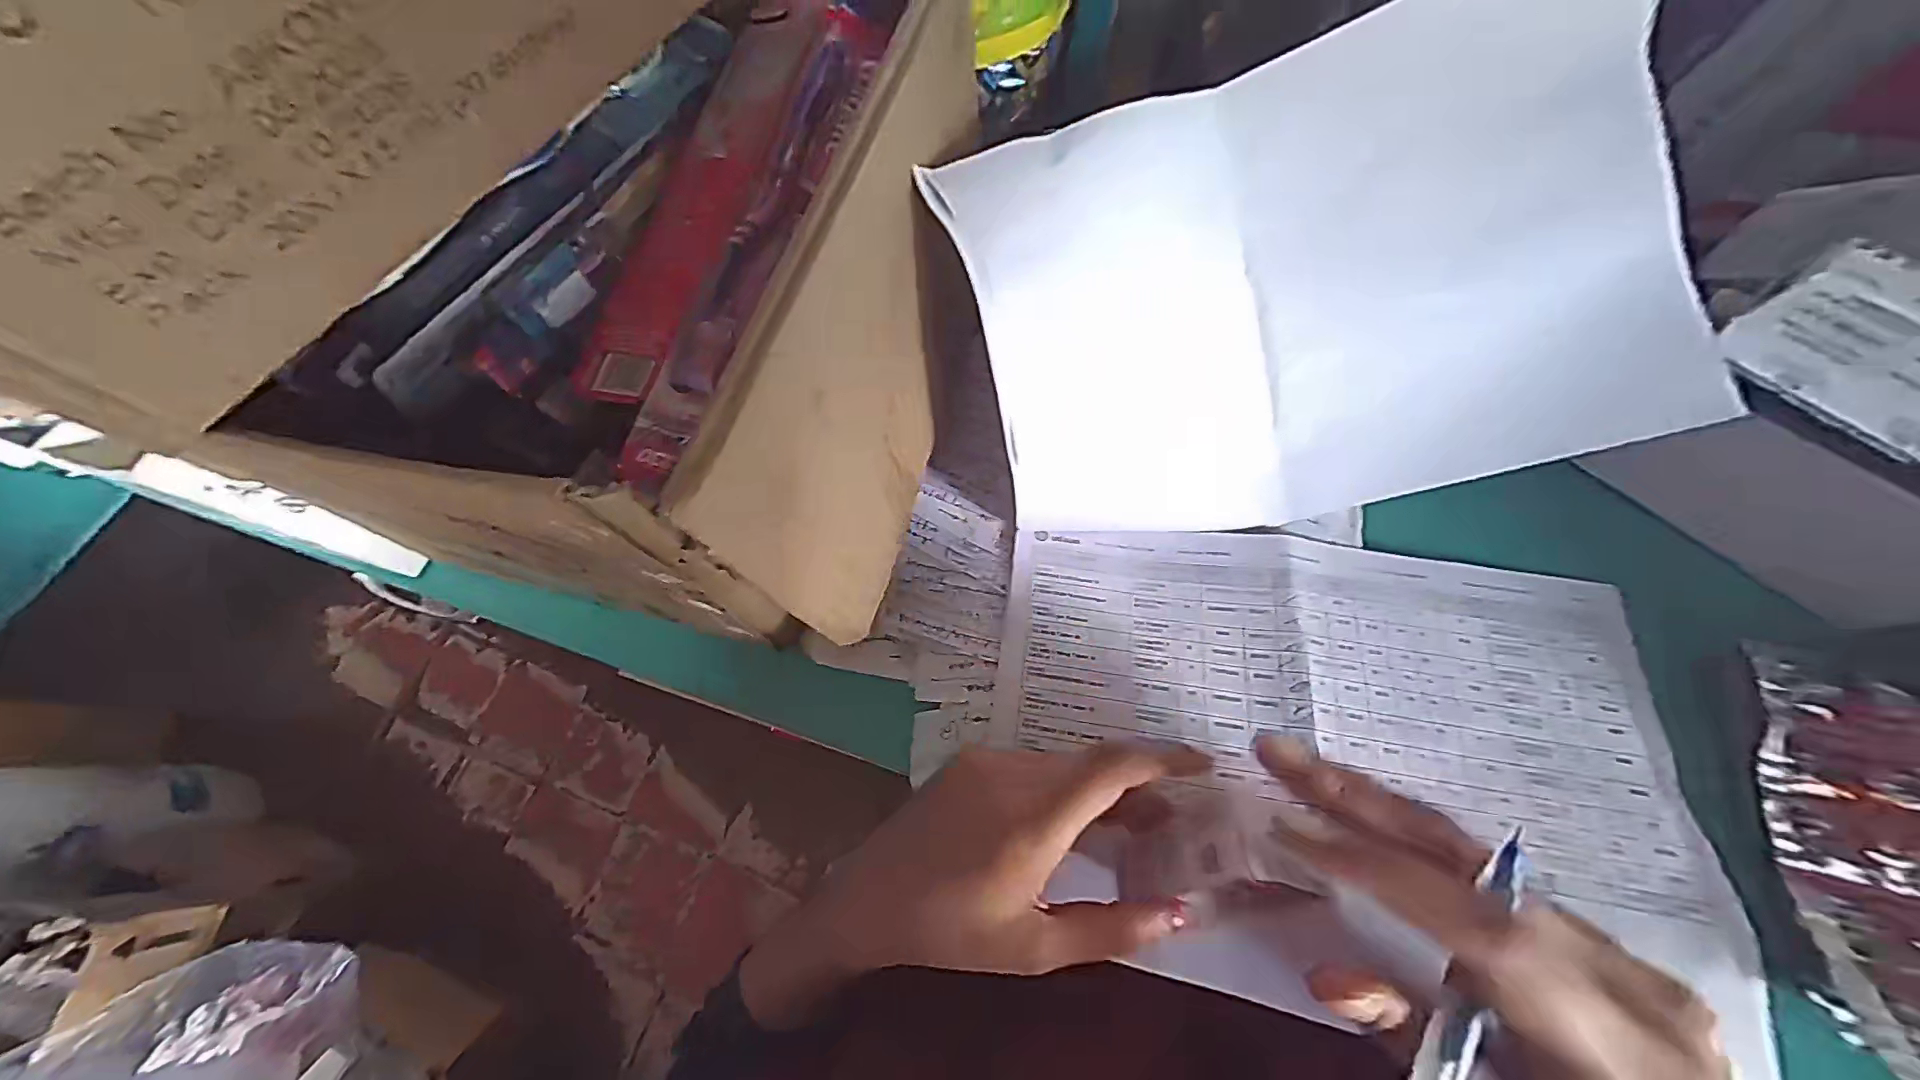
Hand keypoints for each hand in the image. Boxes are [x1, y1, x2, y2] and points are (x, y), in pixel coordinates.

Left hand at [739, 743, 1205, 1027]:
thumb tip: (1179, 911)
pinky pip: (1033, 764)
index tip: (1201, 763)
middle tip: (1171, 820)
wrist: (864, 901)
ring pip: (1063, 763)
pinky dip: (1065, 784)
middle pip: (1092, 764)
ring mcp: (985, 761)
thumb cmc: (949, 932)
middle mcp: (1011, 773)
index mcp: (1032, 819)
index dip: (1162, 757)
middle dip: (1139, 784)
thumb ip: (1111, 928)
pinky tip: (1071, 817)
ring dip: (1100, 787)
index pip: (1111, 768)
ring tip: (1129, 825)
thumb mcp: (1033, 946)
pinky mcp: (968, 761)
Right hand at [1256, 735, 1729, 1079]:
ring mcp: (1620, 953)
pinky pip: (1492, 876)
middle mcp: (1620, 974)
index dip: (1371, 868)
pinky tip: (1369, 815)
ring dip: (1380, 808)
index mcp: (1605, 1033)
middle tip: (1277, 751)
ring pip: (1478, 854)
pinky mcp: (1605, 947)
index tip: (1285, 827)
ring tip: (1308, 769)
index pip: (1469, 921)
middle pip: (1469, 858)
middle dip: (1361, 798)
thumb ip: (1413, 1039)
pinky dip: (1419, 842)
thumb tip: (1325, 974)